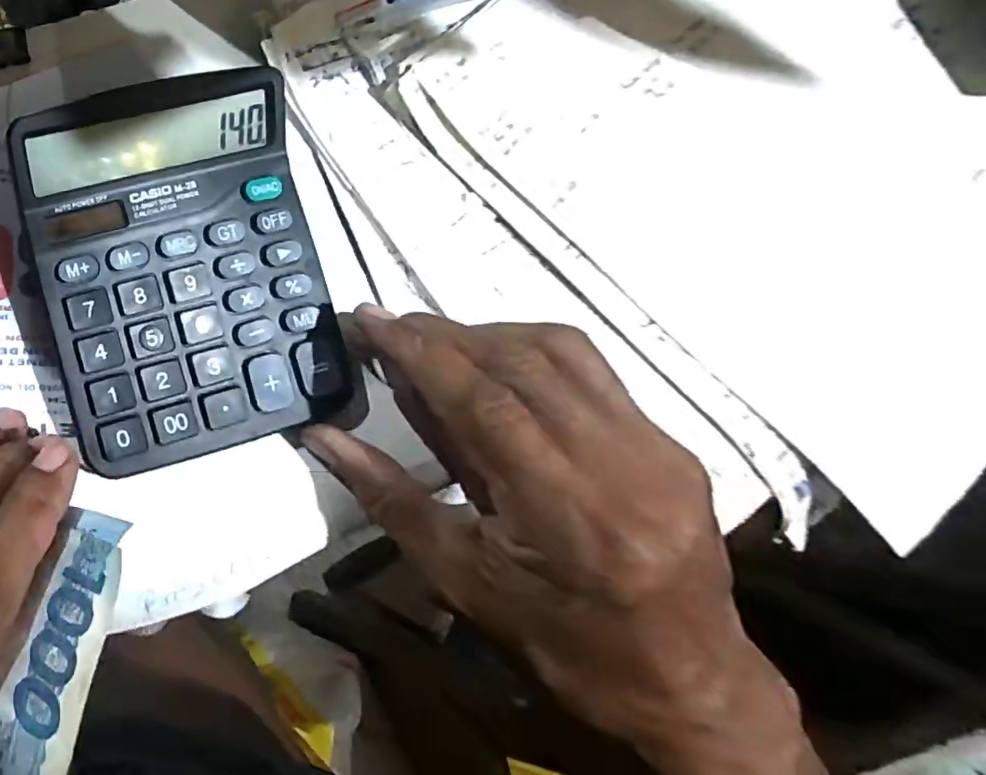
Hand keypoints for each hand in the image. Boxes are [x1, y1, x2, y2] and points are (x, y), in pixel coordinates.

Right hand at [303, 307, 820, 774]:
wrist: (685, 684)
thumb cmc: (551, 637)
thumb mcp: (452, 572)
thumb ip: (383, 492)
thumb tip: (320, 436)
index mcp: (565, 513)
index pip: (483, 401)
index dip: (419, 351)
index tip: (369, 321)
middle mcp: (622, 467)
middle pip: (519, 363)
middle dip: (440, 334)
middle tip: (386, 328)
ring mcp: (656, 449)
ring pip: (559, 350)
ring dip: (483, 334)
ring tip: (431, 344)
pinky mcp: (669, 442)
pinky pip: (589, 368)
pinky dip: (526, 349)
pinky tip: (491, 366)